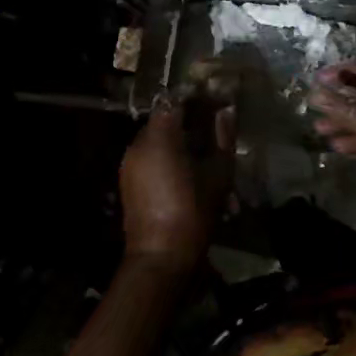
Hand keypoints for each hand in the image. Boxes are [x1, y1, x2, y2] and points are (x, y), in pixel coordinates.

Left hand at [118, 102, 232, 269]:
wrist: (160, 257)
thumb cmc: (193, 212)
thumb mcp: (219, 174)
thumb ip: (223, 138)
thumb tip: (227, 111)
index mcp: (159, 137)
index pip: (175, 101)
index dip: (196, 98)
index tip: (215, 104)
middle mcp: (138, 144)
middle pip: (163, 119)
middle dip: (188, 121)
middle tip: (213, 130)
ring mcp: (129, 163)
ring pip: (156, 139)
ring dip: (178, 140)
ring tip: (202, 155)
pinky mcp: (127, 180)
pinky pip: (148, 157)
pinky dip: (166, 157)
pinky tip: (186, 172)